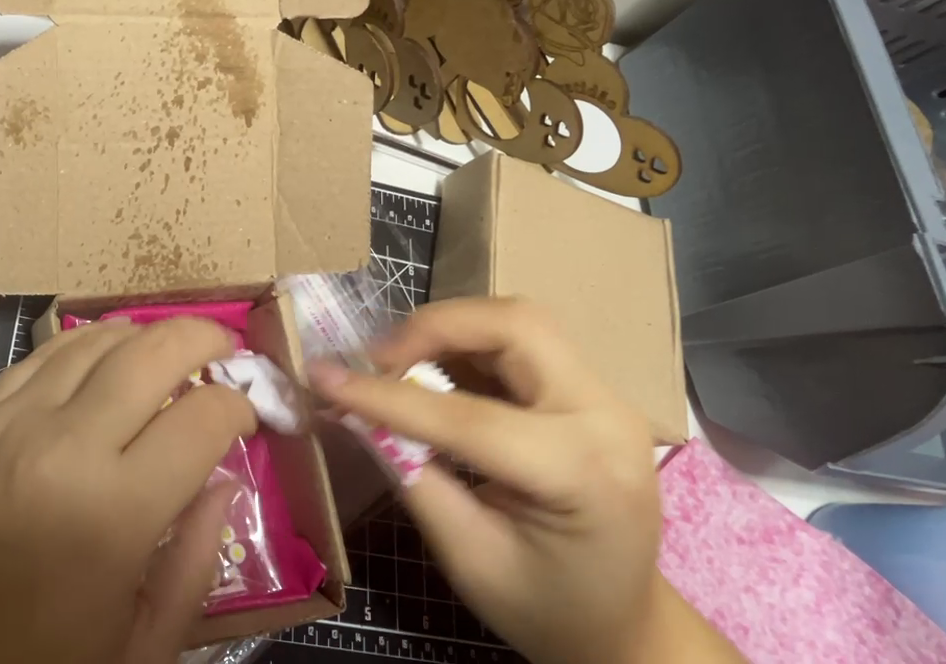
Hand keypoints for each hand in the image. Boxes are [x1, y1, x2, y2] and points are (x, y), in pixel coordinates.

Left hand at [0, 317, 256, 663]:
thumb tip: (223, 482)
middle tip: (226, 349)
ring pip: (95, 338)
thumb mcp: (132, 653)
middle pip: (153, 350)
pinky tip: (99, 362)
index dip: (241, 405)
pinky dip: (84, 346)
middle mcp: (63, 443)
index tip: (248, 416)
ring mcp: (9, 419)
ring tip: (168, 351)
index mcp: (114, 511)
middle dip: (205, 337)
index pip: (204, 416)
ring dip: (144, 334)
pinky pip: (40, 356)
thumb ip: (191, 565)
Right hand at [310, 297, 741, 663]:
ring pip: (516, 320)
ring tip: (399, 363)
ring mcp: (602, 396)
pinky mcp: (585, 389)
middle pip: (514, 326)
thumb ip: (410, 475)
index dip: (386, 394)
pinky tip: (434, 371)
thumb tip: (349, 411)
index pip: (470, 416)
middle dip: (433, 328)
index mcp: (584, 475)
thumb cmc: (545, 606)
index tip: (322, 375)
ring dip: (449, 329)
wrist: (623, 626)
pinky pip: (518, 339)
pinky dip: (465, 342)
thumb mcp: (468, 556)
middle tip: (376, 360)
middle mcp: (605, 417)